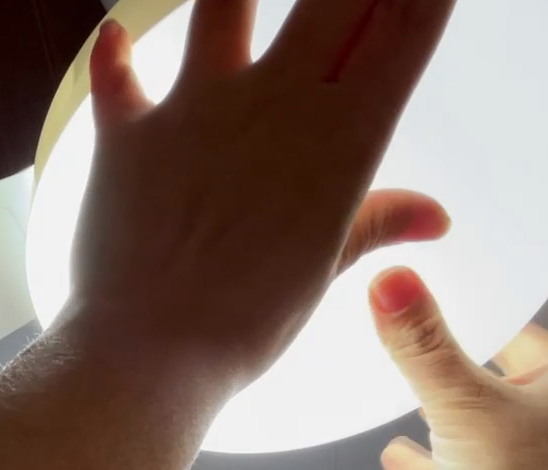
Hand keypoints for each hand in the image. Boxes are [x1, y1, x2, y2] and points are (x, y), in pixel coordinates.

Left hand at [67, 0, 457, 380]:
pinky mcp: (126, 137)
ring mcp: (195, 112)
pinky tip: (112, 37)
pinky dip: (112, 56)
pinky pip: (114, 78)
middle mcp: (276, 102)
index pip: (407, 16)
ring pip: (223, 0)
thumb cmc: (245, 327)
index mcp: (344, 135)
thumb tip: (435, 217)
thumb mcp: (321, 272)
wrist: (151, 355)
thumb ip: (373, 224)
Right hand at [368, 236, 547, 469]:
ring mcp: (533, 458)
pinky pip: (460, 465)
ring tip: (419, 370)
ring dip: (464, 390)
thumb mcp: (467, 405)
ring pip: (500, 410)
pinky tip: (394, 450)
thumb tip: (388, 280)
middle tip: (463, 304)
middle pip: (547, 355)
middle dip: (509, 328)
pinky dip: (431, 455)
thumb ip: (423, 346)